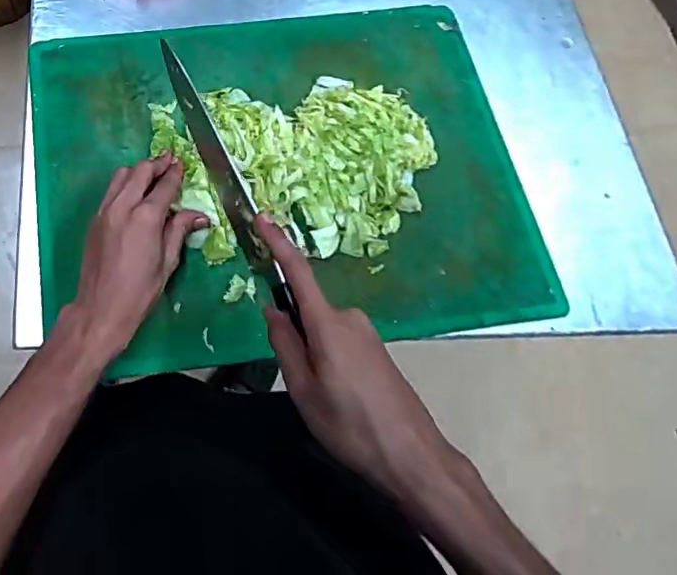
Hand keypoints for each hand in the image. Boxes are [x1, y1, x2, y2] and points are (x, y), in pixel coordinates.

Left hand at [63, 156, 207, 366]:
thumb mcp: (167, 262)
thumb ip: (179, 230)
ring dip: (138, 170)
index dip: (175, 173)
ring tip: (151, 173)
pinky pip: (111, 191)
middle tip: (169, 159)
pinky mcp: (94, 219)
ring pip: (121, 175)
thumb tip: (198, 215)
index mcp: (145, 217)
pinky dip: (124, 184)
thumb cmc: (139, 291)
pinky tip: (134, 193)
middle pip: (140, 171)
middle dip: (156, 163)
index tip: (181, 164)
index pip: (164, 185)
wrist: (100, 308)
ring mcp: (105, 211)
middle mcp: (123, 206)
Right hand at [257, 213, 455, 497]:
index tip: (262, 218)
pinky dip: (329, 360)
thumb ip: (284, 344)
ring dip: (313, 353)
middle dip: (294, 336)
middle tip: (300, 383)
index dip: (278, 244)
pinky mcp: (376, 349)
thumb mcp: (304, 390)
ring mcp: (366, 333)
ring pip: (323, 330)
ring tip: (324, 400)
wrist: (414, 458)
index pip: (298, 272)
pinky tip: (341, 399)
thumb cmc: (351, 425)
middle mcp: (349, 318)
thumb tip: (273, 310)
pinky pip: (339, 341)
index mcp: (328, 323)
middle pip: (308, 311)